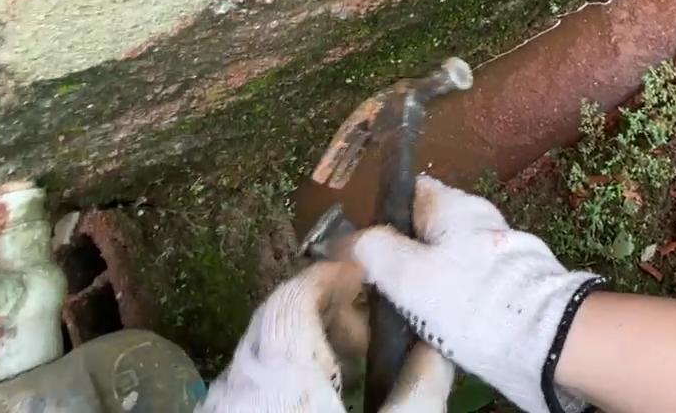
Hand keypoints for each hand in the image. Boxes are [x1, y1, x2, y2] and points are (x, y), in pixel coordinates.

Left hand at [200, 259, 453, 412]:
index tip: (367, 279)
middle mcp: (238, 392)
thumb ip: (422, 384)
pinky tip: (313, 408)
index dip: (330, 276)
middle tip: (367, 334)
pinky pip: (245, 393)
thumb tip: (437, 344)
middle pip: (273, 322)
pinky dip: (281, 381)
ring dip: (301, 347)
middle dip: (323, 313)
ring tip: (345, 373)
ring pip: (256, 357)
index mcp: (282, 378)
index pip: (293, 297)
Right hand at [350, 177, 602, 412]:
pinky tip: (435, 320)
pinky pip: (466, 281)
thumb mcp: (409, 274)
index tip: (364, 244)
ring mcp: (496, 249)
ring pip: (448, 256)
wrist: (540, 334)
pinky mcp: (507, 280)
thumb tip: (350, 238)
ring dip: (426, 278)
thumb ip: (376, 251)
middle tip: (376, 285)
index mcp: (455, 204)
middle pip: (428, 226)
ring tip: (401, 308)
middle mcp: (478, 218)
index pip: (413, 189)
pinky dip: (449, 296)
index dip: (385, 211)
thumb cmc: (469, 295)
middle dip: (403, 252)